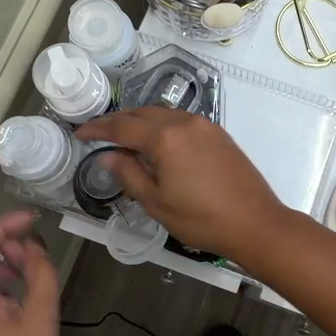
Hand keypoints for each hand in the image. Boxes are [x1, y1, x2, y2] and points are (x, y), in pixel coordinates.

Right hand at [75, 108, 286, 258]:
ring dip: (141, 122)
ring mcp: (205, 125)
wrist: (255, 222)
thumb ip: (129, 175)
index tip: (80, 134)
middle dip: (119, 121)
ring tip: (124, 139)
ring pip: (164, 114)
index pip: (122, 126)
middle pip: (143, 113)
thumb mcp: (156, 202)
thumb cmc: (201, 219)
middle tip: (99, 134)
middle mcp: (185, 122)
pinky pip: (182, 122)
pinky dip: (163, 127)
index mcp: (166, 138)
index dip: (98, 128)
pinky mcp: (219, 134)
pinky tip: (157, 145)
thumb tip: (109, 156)